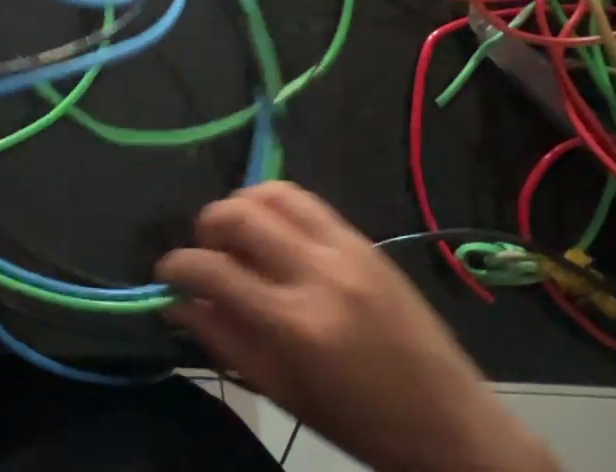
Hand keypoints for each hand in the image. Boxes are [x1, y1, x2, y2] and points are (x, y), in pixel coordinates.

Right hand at [156, 183, 557, 471]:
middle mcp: (318, 273)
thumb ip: (225, 340)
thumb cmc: (358, 422)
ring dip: (241, 206)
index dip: (177, 266)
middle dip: (205, 227)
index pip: (214, 270)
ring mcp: (346, 250)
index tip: (167, 274)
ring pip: (273, 193)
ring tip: (236, 236)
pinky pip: (308, 202)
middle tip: (203, 252)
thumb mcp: (282, 392)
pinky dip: (276, 205)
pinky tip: (272, 232)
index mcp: (295, 324)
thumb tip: (179, 303)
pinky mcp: (365, 241)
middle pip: (238, 215)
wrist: (448, 423)